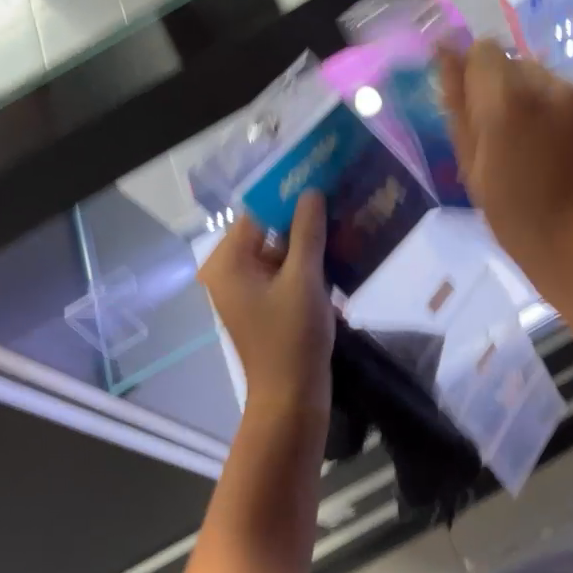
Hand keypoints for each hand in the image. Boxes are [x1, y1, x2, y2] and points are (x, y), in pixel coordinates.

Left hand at [199, 191, 335, 419]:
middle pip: (267, 230)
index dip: (288, 194)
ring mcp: (246, 290)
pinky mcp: (263, 304)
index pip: (258, 212)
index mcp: (227, 262)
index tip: (321, 176)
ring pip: (279, 252)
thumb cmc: (293, 338)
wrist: (291, 396)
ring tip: (345, 221)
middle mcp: (229, 271)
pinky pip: (283, 272)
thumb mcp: (304, 280)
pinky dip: (306, 264)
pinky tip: (337, 254)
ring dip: (308, 242)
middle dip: (302, 218)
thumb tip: (311, 192)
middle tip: (339, 197)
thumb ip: (307, 233)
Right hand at [436, 40, 572, 307]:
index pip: (483, 51)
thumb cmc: (518, 220)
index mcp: (506, 100)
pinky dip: (569, 117)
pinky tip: (571, 155)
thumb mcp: (473, 168)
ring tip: (545, 152)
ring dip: (540, 103)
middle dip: (509, 92)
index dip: (478, 80)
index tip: (482, 116)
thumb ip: (458, 105)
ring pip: (548, 80)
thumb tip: (446, 53)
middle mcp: (548, 84)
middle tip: (513, 142)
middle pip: (517, 64)